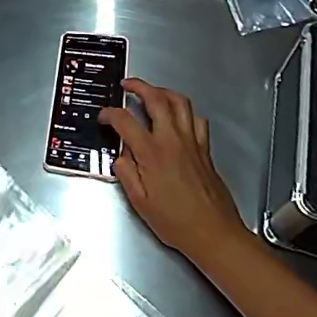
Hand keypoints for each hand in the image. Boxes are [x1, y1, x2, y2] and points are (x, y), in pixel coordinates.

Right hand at [100, 78, 255, 266]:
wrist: (213, 232)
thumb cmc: (175, 221)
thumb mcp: (140, 202)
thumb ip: (126, 173)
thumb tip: (121, 155)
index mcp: (152, 153)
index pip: (126, 120)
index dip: (110, 114)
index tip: (104, 116)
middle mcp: (173, 141)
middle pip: (156, 99)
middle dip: (139, 86)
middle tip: (128, 84)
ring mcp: (192, 142)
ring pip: (180, 102)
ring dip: (163, 92)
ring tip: (153, 92)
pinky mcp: (205, 149)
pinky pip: (197, 119)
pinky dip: (185, 112)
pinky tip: (179, 117)